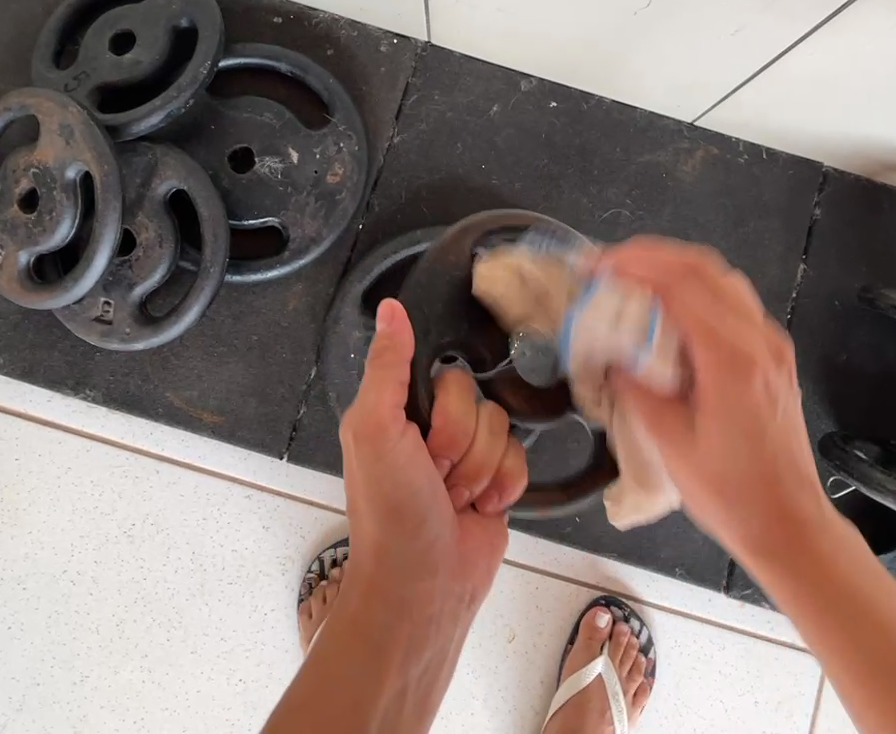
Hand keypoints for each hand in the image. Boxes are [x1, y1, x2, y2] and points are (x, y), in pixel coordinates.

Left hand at [337, 299, 527, 625]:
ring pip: (503, 430)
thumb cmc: (390, 512)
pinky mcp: (495, 481)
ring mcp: (467, 456)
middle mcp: (433, 428)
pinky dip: (502, 487)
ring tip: (454, 499)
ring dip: (480, 472)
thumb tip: (391, 308)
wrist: (423, 587)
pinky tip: (479, 509)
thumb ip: (388, 367)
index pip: (450, 376)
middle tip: (437, 477)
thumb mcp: (375, 431)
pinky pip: (521, 459)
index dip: (447, 412)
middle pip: (480, 403)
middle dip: (462, 447)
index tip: (425, 443)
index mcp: (400, 410)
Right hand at [601, 238, 833, 570]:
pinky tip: (669, 308)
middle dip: (651, 255)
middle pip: (704, 268)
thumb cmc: (729, 493)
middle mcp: (758, 339)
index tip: (596, 266)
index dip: (634, 265)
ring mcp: (771, 344)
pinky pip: (733, 301)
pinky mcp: (774, 355)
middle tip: (608, 264)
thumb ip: (636, 389)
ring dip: (675, 267)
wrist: (790, 525)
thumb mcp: (669, 442)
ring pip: (722, 279)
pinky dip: (696, 289)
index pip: (681, 285)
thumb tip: (612, 357)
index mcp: (731, 359)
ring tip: (634, 278)